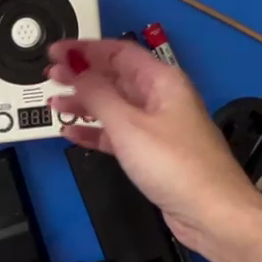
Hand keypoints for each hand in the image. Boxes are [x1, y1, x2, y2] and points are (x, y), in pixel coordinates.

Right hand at [46, 39, 261, 253]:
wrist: (211, 212)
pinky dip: (95, 132)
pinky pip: (117, 134)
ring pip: (113, 106)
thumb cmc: (177, 166)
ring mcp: (157, 126)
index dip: (84, 49)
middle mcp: (160, 98)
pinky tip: (73, 133)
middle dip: (81, 76)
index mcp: (161, 81)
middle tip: (50, 77)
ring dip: (84, 104)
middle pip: (114, 77)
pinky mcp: (152, 153)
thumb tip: (76, 71)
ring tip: (55, 105)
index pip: (117, 52)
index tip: (56, 52)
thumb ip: (98, 95)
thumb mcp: (129, 125)